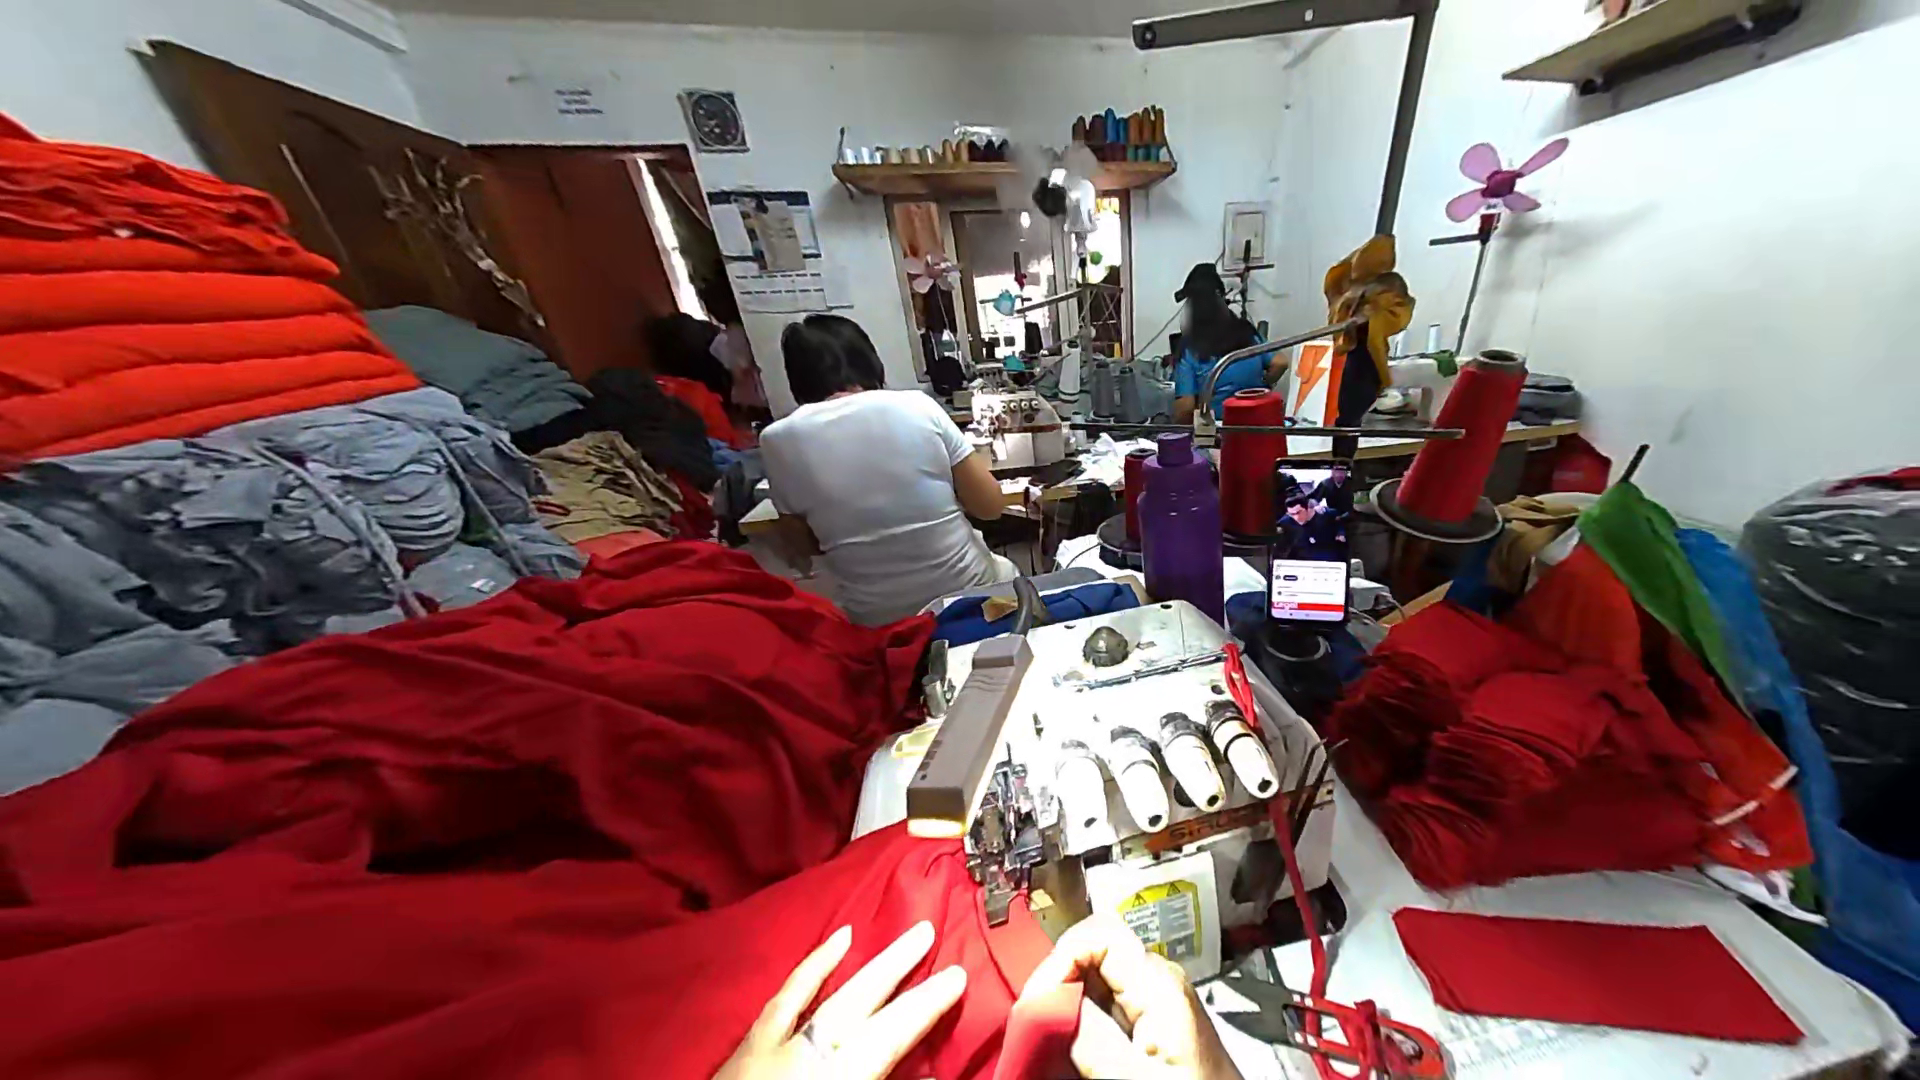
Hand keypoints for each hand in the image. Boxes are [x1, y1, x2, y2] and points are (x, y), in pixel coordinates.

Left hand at [714, 921, 966, 1079]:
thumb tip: (925, 1075)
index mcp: (833, 1078)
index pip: (888, 1037)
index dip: (925, 1007)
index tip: (956, 975)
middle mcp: (806, 1055)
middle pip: (863, 1003)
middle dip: (900, 969)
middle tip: (930, 931)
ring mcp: (776, 1044)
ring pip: (834, 994)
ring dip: (873, 965)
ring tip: (906, 936)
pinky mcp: (751, 1044)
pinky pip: (787, 996)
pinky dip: (814, 965)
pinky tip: (839, 937)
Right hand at [1019, 914, 1243, 1079]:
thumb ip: (1092, 1039)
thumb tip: (1044, 1002)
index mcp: (1159, 983)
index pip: (1098, 933)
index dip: (1061, 958)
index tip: (1036, 1002)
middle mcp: (1159, 979)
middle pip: (1095, 949)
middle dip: (1060, 977)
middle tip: (1035, 1021)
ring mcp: (1159, 1001)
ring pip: (1099, 973)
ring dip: (1068, 996)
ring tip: (1047, 1032)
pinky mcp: (1158, 1025)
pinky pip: (1111, 1000)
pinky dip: (1085, 1015)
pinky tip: (1072, 1043)